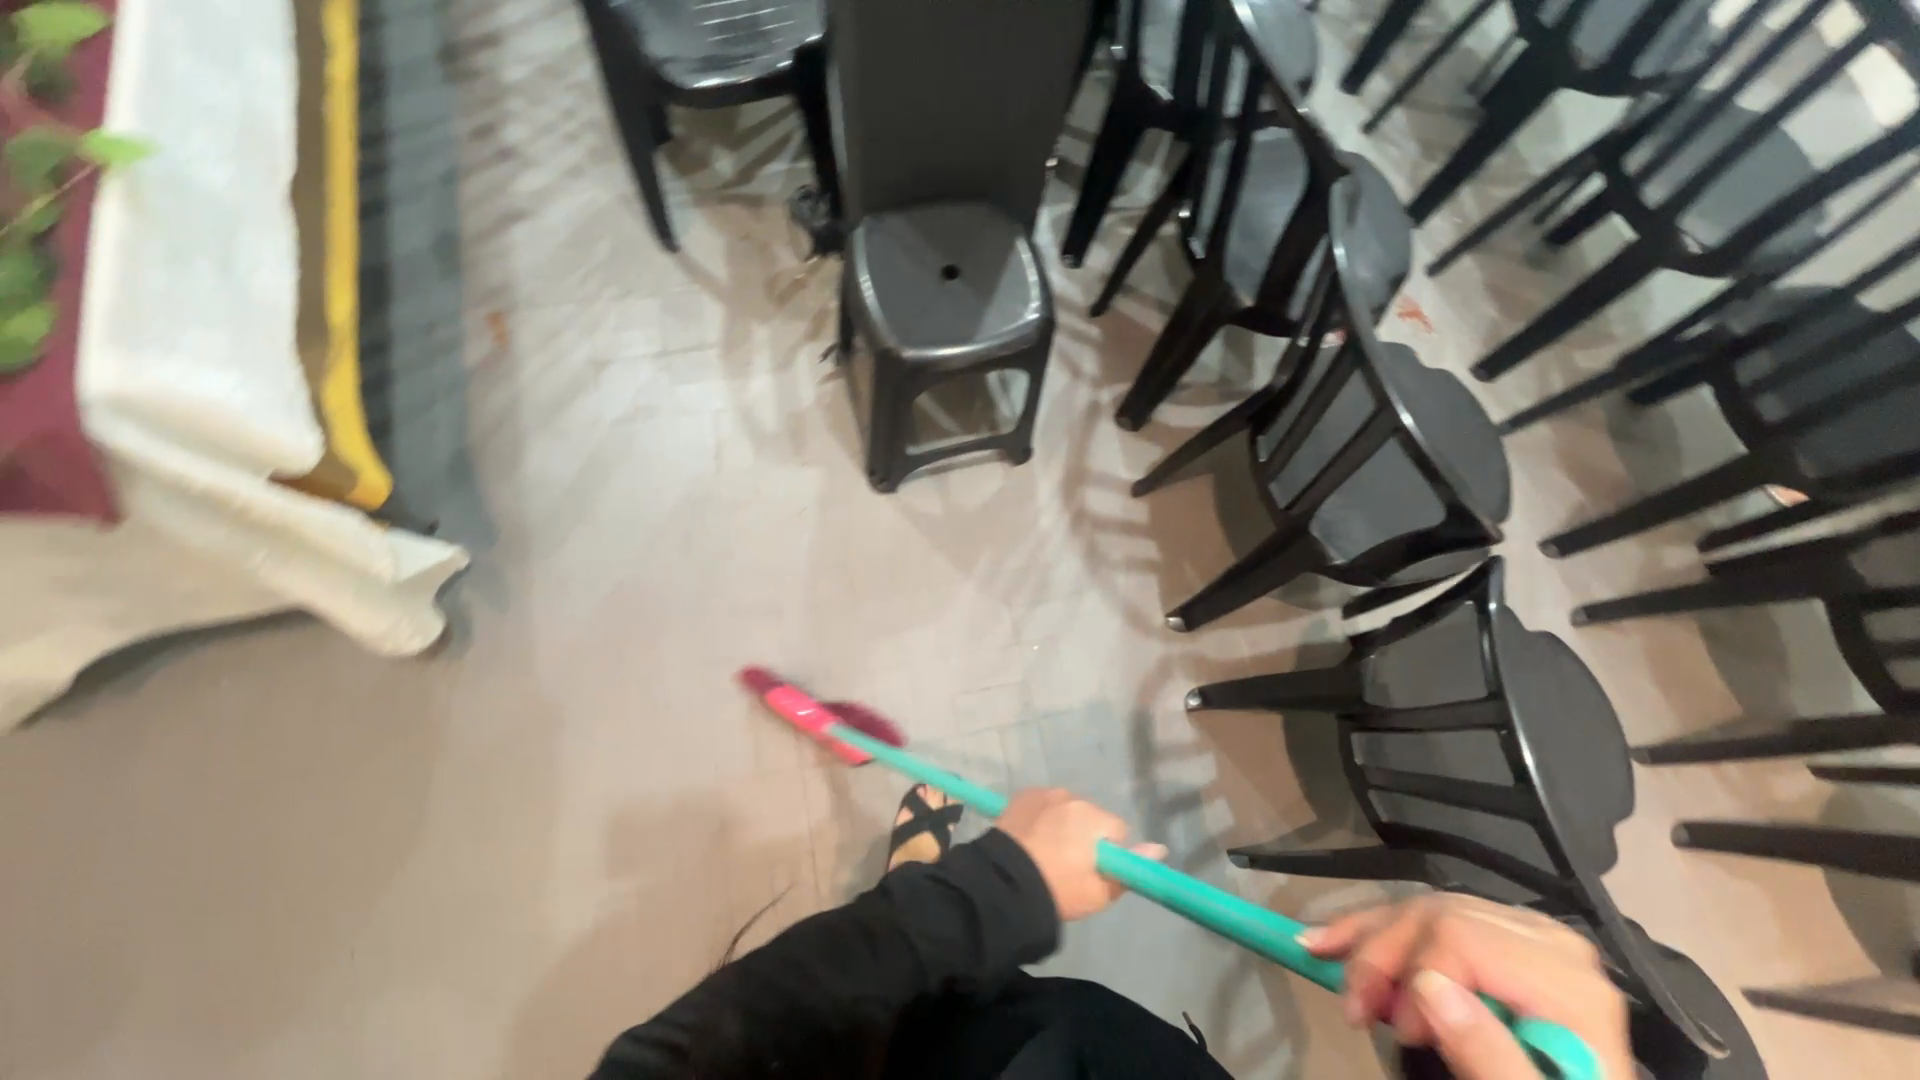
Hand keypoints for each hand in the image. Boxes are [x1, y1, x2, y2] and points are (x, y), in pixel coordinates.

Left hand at [994, 788, 1166, 920]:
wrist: (1003, 884)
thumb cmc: (1057, 888)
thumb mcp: (1100, 891)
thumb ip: (1131, 869)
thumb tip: (1159, 849)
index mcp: (1094, 816)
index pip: (1117, 831)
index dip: (1107, 854)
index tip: (1090, 872)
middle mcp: (1070, 796)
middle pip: (1090, 817)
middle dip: (1084, 836)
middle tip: (1066, 865)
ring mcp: (1043, 793)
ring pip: (1065, 810)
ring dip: (1061, 825)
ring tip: (1044, 853)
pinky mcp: (1021, 797)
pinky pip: (1043, 806)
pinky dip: (1041, 818)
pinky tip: (1030, 840)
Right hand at [1301, 894, 1634, 1079]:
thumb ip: (1490, 1057)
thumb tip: (1429, 986)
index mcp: (1565, 982)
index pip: (1461, 937)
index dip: (1414, 976)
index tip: (1398, 1032)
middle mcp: (1549, 942)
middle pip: (1436, 915)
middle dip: (1379, 955)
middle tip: (1353, 1010)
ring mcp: (1524, 933)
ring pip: (1422, 908)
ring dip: (1366, 938)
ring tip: (1323, 964)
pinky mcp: (1501, 935)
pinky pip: (1428, 913)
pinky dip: (1377, 927)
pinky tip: (1332, 937)